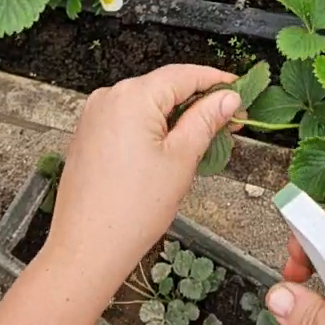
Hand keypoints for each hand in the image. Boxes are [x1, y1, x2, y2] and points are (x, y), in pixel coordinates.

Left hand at [40, 64, 241, 298]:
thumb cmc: (132, 210)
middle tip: (229, 120)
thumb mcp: (181, 159)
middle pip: (164, 87)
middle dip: (198, 100)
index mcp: (132, 96)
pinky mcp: (89, 133)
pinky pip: (128, 117)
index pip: (184, 74)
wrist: (86, 250)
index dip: (216, 80)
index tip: (239, 89)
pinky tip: (170, 146)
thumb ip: (206, 120)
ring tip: (204, 137)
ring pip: (147, 103)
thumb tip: (227, 97)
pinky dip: (153, 125)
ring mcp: (95, 114)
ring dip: (176, 115)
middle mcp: (109, 96)